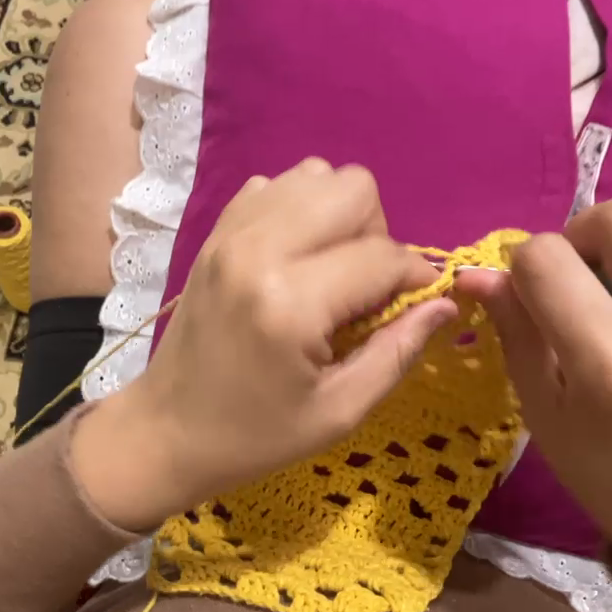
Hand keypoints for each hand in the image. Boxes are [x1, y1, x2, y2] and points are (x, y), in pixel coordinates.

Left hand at [73, 159, 457, 530]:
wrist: (165, 432)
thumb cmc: (254, 436)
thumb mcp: (337, 412)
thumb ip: (397, 352)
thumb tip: (446, 303)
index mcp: (290, 303)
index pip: (381, 256)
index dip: (415, 277)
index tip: (419, 304)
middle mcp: (259, 249)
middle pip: (353, 188)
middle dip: (377, 235)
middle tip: (365, 288)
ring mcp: (230, 233)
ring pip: (315, 175)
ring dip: (340, 217)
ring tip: (331, 271)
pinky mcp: (215, 233)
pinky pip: (275, 186)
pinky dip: (300, 211)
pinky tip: (296, 259)